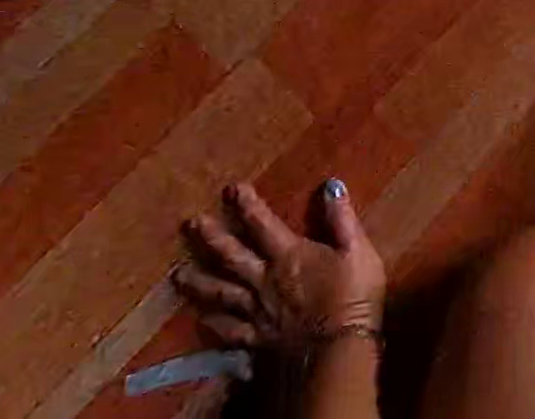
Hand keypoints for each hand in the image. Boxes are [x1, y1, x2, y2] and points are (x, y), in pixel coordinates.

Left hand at [174, 180, 384, 360]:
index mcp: (289, 255)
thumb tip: (331, 184)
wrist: (339, 349)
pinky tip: (200, 319)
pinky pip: (227, 330)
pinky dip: (211, 323)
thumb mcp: (356, 248)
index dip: (247, 205)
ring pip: (221, 293)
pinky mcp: (255, 339)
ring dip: (199, 281)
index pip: (263, 224)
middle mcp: (264, 280)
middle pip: (232, 256)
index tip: (231, 188)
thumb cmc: (353, 293)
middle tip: (190, 223)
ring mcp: (256, 312)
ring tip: (178, 273)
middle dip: (212, 237)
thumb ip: (341, 217)